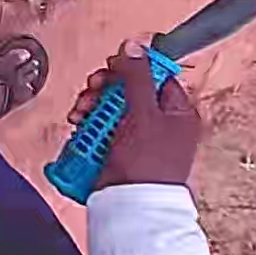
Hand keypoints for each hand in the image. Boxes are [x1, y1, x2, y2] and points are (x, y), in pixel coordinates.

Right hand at [66, 38, 201, 188]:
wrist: (130, 208)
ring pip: (108, 107)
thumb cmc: (148, 166)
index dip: (132, 67)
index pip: (154, 76)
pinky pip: (98, 127)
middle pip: (127, 90)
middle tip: (93, 91)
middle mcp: (157, 123)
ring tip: (82, 113)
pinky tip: (78, 125)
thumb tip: (134, 46)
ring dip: (91, 105)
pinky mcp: (115, 149)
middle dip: (104, 88)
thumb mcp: (143, 113)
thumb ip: (136, 77)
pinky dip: (86, 124)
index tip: (113, 65)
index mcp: (176, 112)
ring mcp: (135, 137)